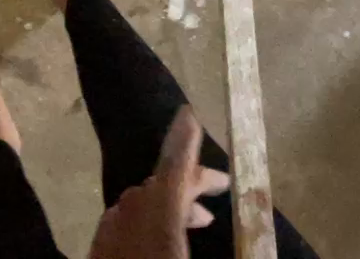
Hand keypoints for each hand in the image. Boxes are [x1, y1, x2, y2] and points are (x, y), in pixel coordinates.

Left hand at [87, 107, 230, 258]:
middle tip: (221, 185)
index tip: (191, 115)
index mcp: (159, 218)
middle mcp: (132, 214)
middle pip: (163, 183)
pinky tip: (169, 240)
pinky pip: (131, 220)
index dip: (185, 142)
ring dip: (175, 202)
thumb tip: (256, 243)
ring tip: (202, 217)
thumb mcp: (182, 250)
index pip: (175, 168)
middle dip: (192, 180)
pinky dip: (154, 219)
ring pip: (146, 201)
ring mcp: (113, 230)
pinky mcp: (102, 247)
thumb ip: (230, 245)